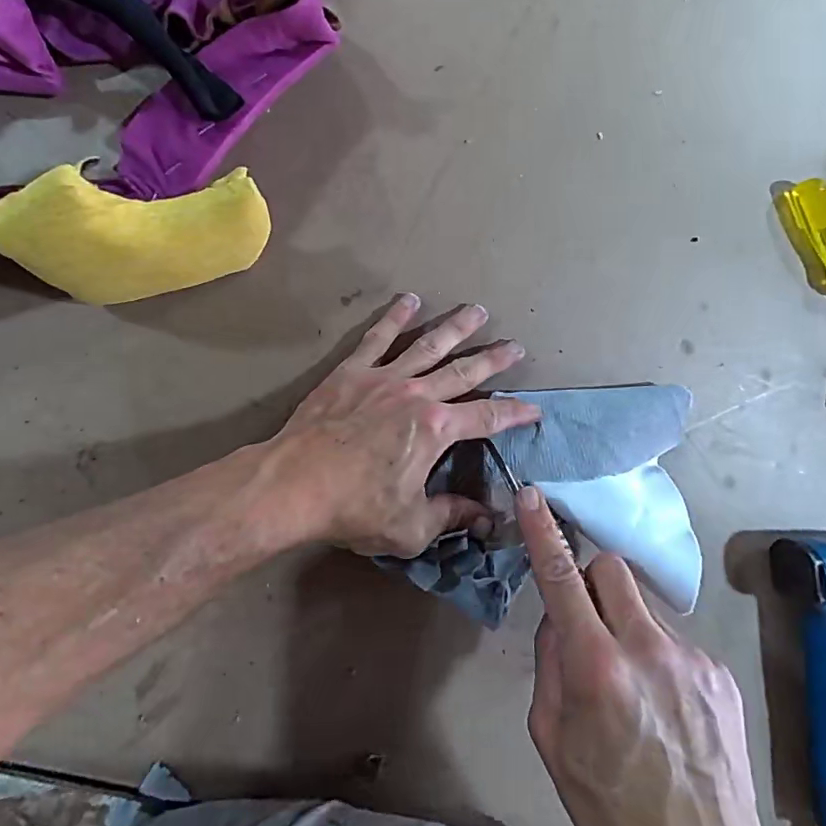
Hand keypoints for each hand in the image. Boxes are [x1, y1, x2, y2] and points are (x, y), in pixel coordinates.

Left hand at [260, 294, 540, 556]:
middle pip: (465, 371)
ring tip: (477, 310)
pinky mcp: (353, 371)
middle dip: (494, 359)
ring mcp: (385, 378)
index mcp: (436, 429)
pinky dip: (396, 317)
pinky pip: (379, 337)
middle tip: (515, 346)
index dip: (515, 414)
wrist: (292, 484)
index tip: (534, 409)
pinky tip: (410, 299)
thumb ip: (451, 516)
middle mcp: (418, 395)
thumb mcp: (410, 527)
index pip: (487, 418)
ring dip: (456, 327)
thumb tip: (484, 518)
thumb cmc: (353, 507)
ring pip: (429, 345)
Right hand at [518, 487, 762, 825]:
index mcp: (598, 669)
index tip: (533, 497)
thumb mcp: (554, 741)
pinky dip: (662, 658)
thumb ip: (550, 666)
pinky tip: (667, 706)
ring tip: (634, 686)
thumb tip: (558, 619)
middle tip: (589, 621)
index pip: (561, 579)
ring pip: (646, 606)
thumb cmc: (611, 806)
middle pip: (613, 568)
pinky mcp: (719, 670)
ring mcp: (691, 656)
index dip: (542, 533)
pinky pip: (677, 640)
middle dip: (593, 582)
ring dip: (629, 627)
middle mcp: (648, 649)